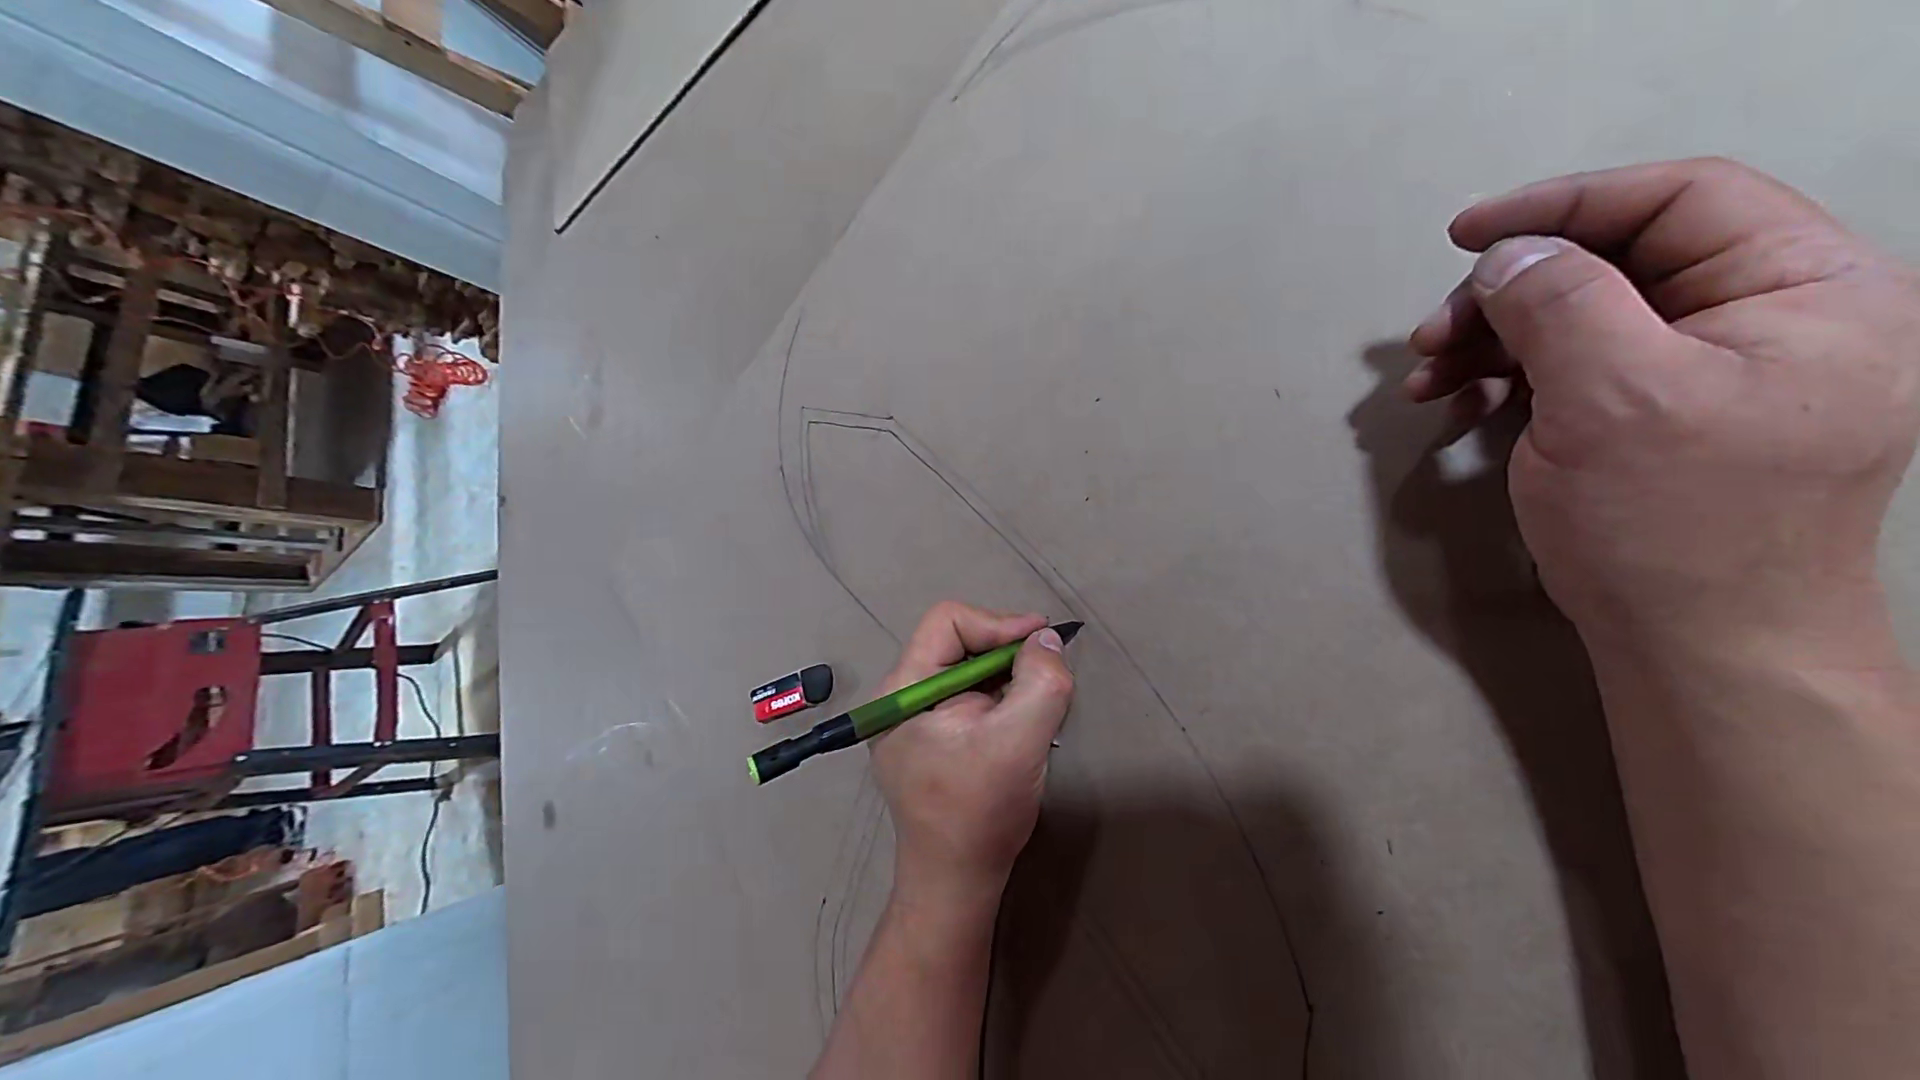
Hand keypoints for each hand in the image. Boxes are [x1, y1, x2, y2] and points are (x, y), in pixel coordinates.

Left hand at [869, 602, 1074, 906]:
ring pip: (967, 670)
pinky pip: (968, 696)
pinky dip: (1001, 698)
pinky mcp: (930, 737)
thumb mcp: (1019, 742)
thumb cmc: (980, 812)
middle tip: (1047, 671)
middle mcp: (901, 696)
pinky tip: (1021, 721)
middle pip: (958, 643)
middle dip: (1007, 652)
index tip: (1042, 642)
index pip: (948, 622)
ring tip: (1037, 701)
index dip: (999, 624)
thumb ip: (1041, 683)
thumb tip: (1047, 639)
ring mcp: (913, 718)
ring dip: (1007, 677)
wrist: (956, 881)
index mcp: (904, 688)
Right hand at [1406, 158, 1919, 654]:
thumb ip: (1560, 303)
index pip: (1679, 201)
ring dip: (1491, 341)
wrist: (1695, 642)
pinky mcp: (1650, 416)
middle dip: (1507, 294)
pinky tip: (1460, 405)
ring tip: (1427, 379)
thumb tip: (1505, 253)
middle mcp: (1761, 319)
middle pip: (1614, 264)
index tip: (1464, 234)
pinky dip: (1507, 378)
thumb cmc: (1669, 521)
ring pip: (1579, 320)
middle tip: (1430, 336)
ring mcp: (1703, 372)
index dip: (1563, 205)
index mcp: (1803, 290)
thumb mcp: (1609, 398)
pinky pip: (1573, 370)